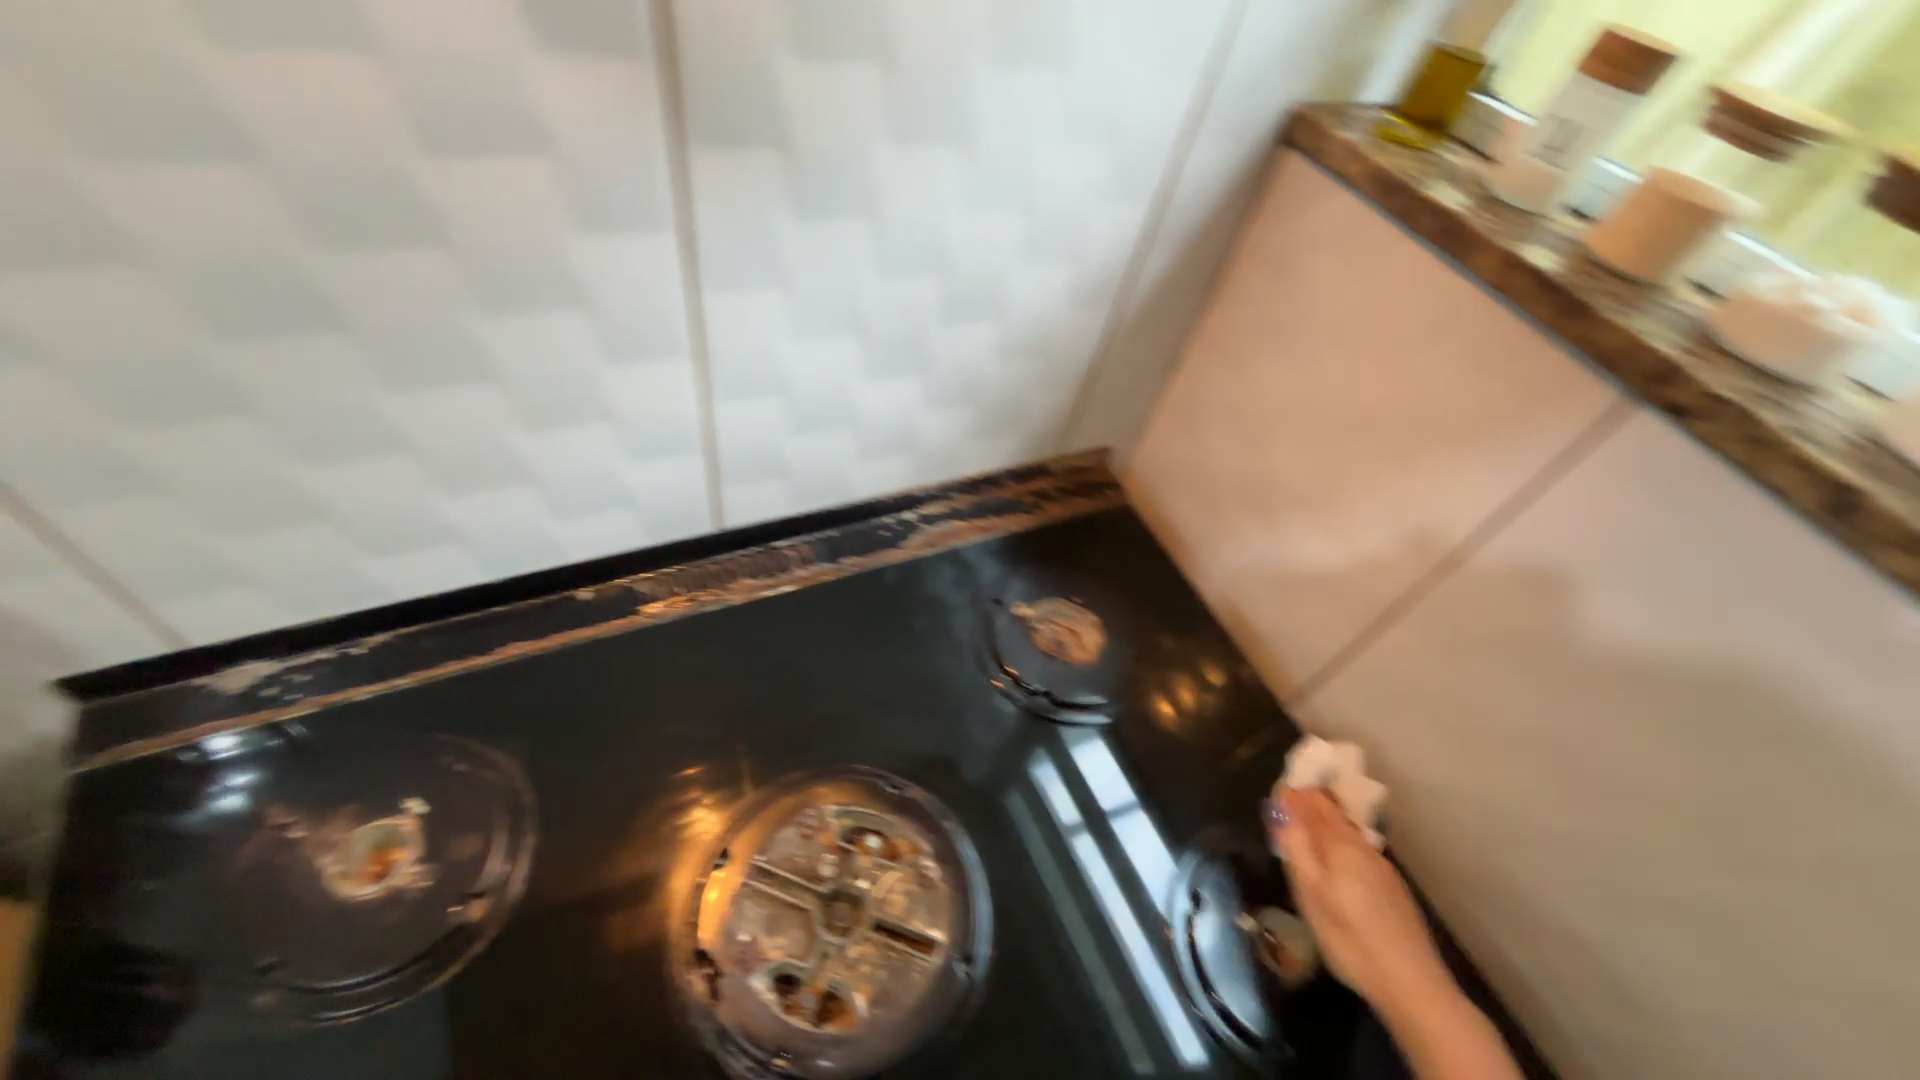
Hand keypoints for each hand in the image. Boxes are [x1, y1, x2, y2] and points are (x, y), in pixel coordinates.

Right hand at [1268, 787, 1451, 1014]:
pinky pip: (1359, 848)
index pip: (1313, 804)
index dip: (1294, 793)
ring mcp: (1381, 866)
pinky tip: (1337, 854)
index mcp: (1339, 845)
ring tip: (1308, 820)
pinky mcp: (1391, 886)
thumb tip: (1279, 806)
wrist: (1410, 981)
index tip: (1277, 786)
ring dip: (1327, 819)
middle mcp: (1362, 847)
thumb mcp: (1310, 893)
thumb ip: (1295, 847)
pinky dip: (1341, 839)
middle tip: (1290, 795)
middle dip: (1311, 800)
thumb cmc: (1348, 938)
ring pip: (1348, 830)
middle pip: (1333, 813)